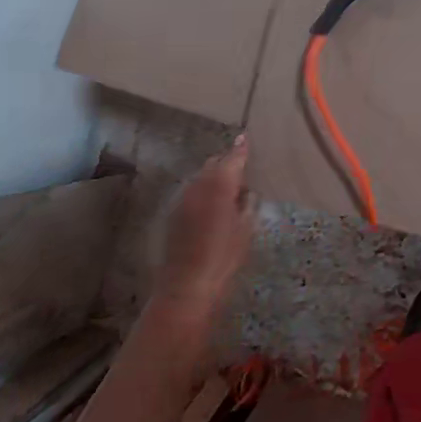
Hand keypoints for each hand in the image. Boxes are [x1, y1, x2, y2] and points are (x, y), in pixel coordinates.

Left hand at [153, 135, 256, 321]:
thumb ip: (247, 203)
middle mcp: (199, 184)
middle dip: (226, 164)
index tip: (245, 138)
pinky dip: (202, 192)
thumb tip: (246, 191)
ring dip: (212, 178)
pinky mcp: (174, 210)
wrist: (186, 284)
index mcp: (220, 185)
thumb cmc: (223, 257)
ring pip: (200, 177)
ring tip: (226, 192)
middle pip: (214, 163)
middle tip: (241, 174)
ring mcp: (183, 196)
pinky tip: (210, 207)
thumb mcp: (245, 230)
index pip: (233, 158)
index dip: (240, 148)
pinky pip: (191, 191)